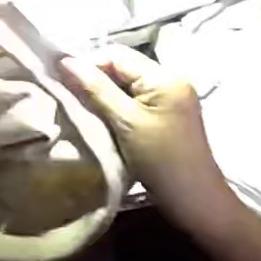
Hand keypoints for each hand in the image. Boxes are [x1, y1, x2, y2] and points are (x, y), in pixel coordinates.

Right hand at [59, 45, 243, 235]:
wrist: (198, 205)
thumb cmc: (162, 162)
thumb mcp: (125, 122)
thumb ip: (95, 88)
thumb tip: (64, 60)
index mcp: (164, 76)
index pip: (115, 55)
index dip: (87, 64)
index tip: (62, 81)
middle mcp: (169, 79)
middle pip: (120, 66)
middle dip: (93, 78)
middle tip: (67, 94)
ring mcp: (168, 97)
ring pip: (123, 83)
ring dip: (101, 92)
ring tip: (80, 106)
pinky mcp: (164, 113)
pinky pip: (131, 97)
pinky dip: (113, 104)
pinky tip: (99, 117)